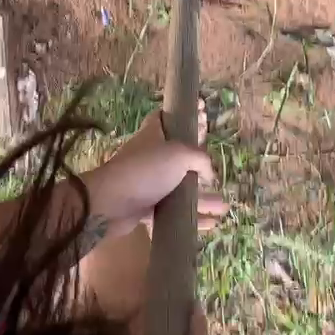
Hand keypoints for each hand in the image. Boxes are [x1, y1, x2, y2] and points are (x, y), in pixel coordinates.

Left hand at [81, 109, 228, 233]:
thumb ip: (200, 159)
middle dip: (199, 159)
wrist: (110, 203)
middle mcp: (151, 156)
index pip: (167, 117)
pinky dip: (191, 216)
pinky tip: (211, 223)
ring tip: (223, 205)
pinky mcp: (146, 206)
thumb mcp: (179, 154)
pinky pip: (173, 210)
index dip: (184, 114)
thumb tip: (209, 174)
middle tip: (216, 165)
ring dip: (202, 196)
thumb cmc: (146, 170)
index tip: (202, 111)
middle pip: (179, 153)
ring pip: (179, 187)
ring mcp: (148, 182)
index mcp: (154, 134)